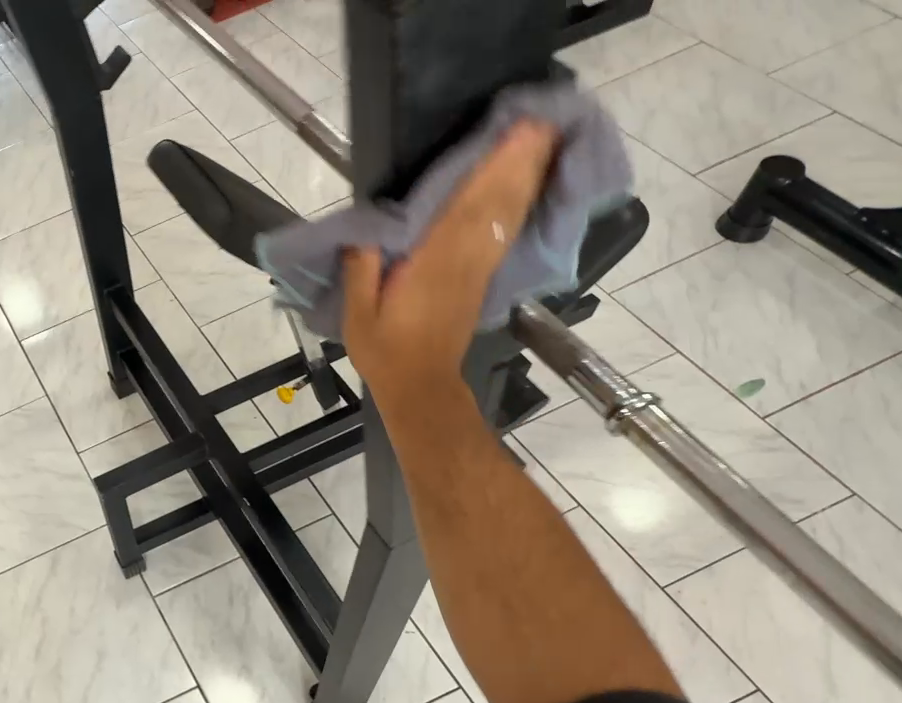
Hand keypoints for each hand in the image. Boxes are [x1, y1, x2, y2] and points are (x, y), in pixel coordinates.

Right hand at [342, 120, 559, 405]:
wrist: (420, 386)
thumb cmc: (386, 352)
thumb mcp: (358, 316)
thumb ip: (361, 272)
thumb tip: (364, 233)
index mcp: (433, 264)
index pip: (468, 206)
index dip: (494, 168)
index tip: (516, 130)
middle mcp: (463, 260)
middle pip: (497, 203)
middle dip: (520, 161)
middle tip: (542, 118)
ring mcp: (478, 269)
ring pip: (507, 215)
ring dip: (526, 176)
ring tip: (543, 139)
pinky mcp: (482, 278)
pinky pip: (504, 233)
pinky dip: (518, 205)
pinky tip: (525, 186)